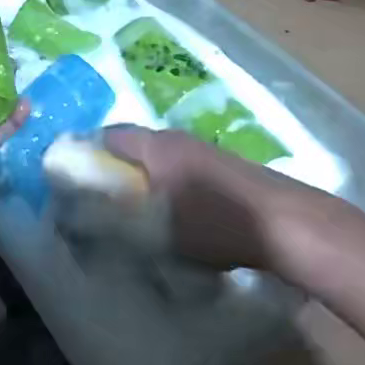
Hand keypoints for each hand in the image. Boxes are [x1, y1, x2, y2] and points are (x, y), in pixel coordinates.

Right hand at [101, 125, 351, 273]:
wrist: (288, 224)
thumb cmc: (216, 221)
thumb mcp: (159, 228)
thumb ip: (120, 218)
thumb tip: (86, 215)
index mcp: (152, 143)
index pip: (106, 136)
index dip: (88, 151)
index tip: (76, 173)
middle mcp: (173, 136)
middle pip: (133, 144)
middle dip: (117, 165)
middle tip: (105, 192)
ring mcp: (201, 148)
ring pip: (160, 155)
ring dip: (146, 174)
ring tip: (139, 203)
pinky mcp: (224, 165)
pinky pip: (183, 166)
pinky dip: (171, 181)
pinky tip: (176, 206)